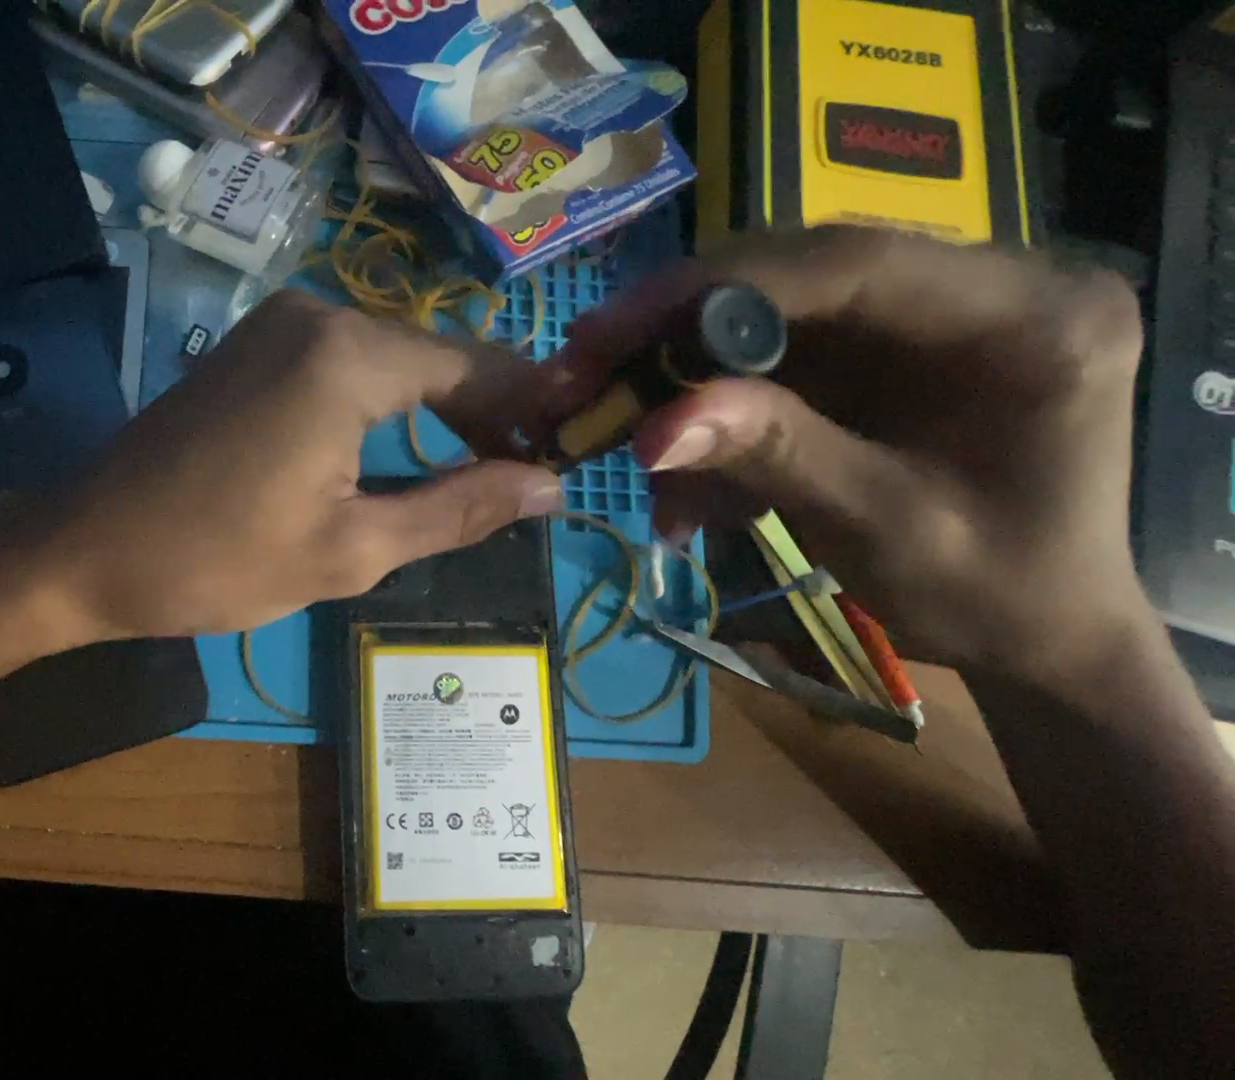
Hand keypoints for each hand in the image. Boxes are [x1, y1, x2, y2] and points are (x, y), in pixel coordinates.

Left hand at [7, 290, 564, 643]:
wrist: (83, 549)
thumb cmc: (215, 560)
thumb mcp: (350, 551)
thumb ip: (455, 509)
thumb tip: (546, 486)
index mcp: (347, 358)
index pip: (473, 368)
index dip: (529, 408)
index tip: (569, 449)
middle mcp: (316, 315)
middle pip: (431, 357)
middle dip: (484, 413)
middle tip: (523, 477)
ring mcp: (275, 325)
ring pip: (387, 360)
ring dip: (433, 410)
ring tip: (472, 471)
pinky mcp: (248, 348)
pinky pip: (340, 365)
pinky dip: (380, 404)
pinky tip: (398, 450)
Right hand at [548, 227, 1145, 683]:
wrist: (1039, 631)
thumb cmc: (991, 590)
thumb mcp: (881, 528)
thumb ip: (774, 456)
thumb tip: (650, 428)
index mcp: (1027, 314)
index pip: (848, 264)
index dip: (713, 291)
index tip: (605, 333)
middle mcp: (979, 288)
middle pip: (796, 275)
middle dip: (677, 327)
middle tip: (583, 367)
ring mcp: (923, 315)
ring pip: (766, 315)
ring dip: (679, 375)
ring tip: (613, 432)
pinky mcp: (878, 350)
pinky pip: (769, 361)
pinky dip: (709, 413)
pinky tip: (680, 480)